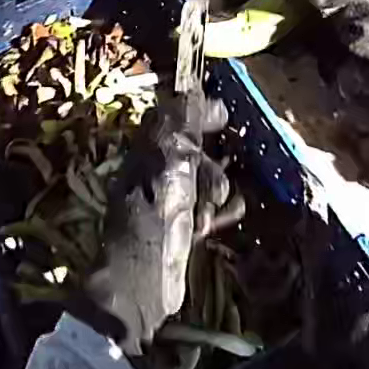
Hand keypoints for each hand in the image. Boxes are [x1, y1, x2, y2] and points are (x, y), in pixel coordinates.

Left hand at [74, 87, 230, 352]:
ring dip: (215, 193)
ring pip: (209, 178)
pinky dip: (220, 212)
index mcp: (148, 149)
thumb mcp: (169, 159)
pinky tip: (217, 222)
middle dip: (211, 165)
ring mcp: (171, 198)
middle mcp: (158, 169)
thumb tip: (196, 89)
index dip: (201, 113)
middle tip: (210, 184)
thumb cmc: (153, 215)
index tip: (224, 117)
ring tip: (206, 214)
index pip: (177, 117)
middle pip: (198, 150)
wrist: (144, 279)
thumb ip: (183, 122)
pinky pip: (213, 206)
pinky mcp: (184, 223)